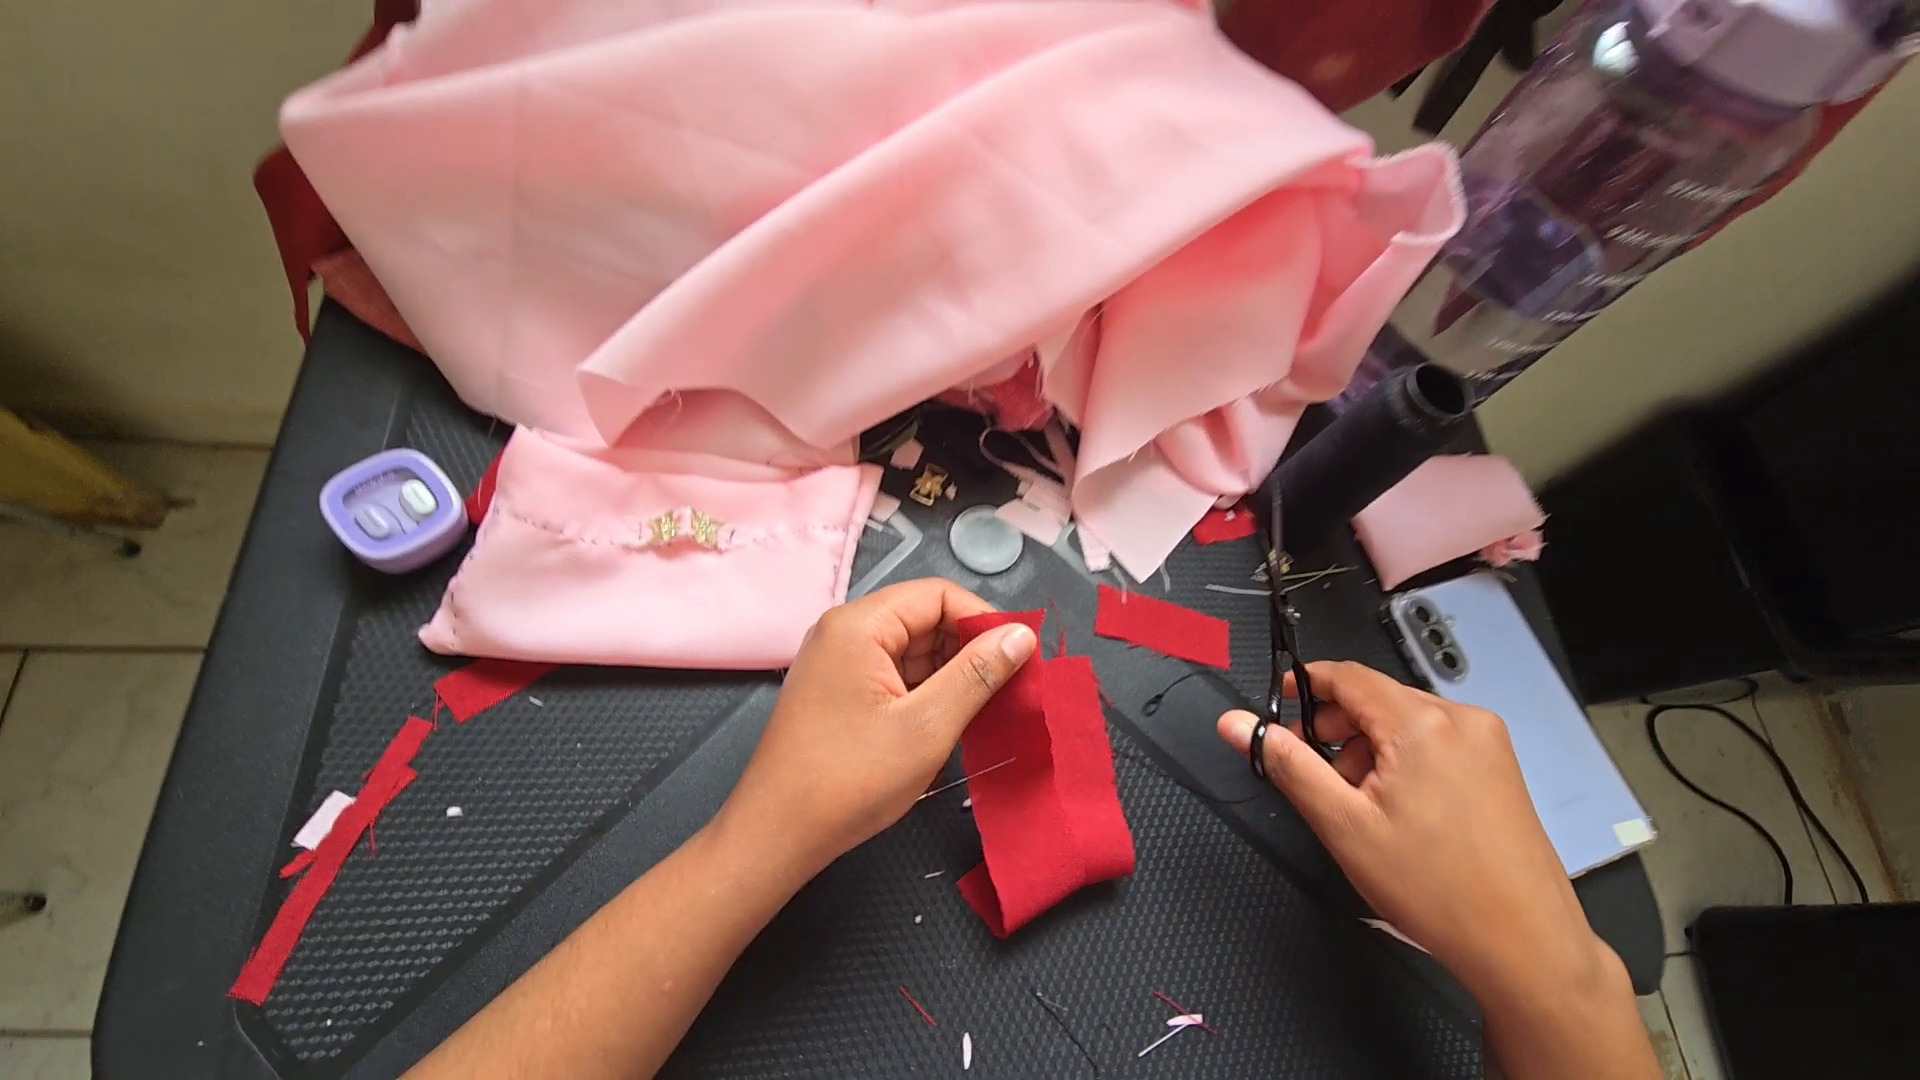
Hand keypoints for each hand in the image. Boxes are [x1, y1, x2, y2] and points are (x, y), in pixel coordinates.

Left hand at [714, 579, 1037, 883]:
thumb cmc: (849, 780)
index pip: (938, 595)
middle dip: (970, 649)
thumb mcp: (926, 727)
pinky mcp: (841, 691)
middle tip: (1012, 688)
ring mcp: (840, 662)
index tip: (1021, 658)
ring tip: (989, 708)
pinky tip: (952, 720)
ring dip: (952, 674)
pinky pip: (896, 674)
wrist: (776, 836)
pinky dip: (928, 692)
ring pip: (914, 649)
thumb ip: (978, 674)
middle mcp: (846, 632)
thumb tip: (1022, 635)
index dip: (984, 620)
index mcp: (860, 625)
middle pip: (925, 619)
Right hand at [1217, 661, 1608, 996]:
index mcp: (1422, 724)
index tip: (1280, 702)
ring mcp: (1486, 743)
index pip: (1348, 675)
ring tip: (1355, 801)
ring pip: (1402, 721)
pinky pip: (1432, 740)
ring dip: (1366, 747)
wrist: (1526, 947)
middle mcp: (1462, 721)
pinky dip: (1400, 759)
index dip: (1305, 684)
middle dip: (1334, 728)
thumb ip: (1286, 763)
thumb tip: (1239, 725)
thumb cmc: (1439, 890)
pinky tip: (1392, 805)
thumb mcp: (1342, 824)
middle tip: (1309, 767)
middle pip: (1375, 698)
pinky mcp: (1498, 766)